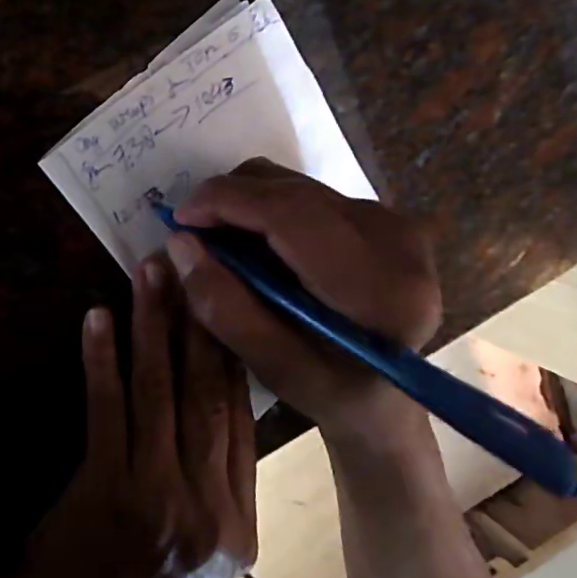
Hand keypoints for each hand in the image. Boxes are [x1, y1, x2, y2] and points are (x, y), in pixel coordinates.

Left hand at [21, 254, 257, 577]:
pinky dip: (103, 358)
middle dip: (200, 322)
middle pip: (210, 393)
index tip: (224, 299)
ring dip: (154, 325)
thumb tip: (227, 386)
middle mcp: (208, 507)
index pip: (244, 418)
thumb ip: (222, 472)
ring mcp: (158, 496)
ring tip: (151, 272)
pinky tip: (100, 317)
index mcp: (240, 520)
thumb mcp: (205, 540)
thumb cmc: (144, 577)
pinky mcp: (106, 487)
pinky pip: (108, 407)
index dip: (233, 352)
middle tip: (191, 262)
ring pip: (161, 391)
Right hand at [165, 158, 442, 445]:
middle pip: (293, 191)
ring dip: (249, 203)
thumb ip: (225, 308)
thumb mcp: (274, 367)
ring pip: (298, 184)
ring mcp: (395, 221)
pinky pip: (310, 191)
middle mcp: (396, 240)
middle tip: (192, 232)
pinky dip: (271, 206)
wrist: (390, 393)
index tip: (180, 219)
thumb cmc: (332, 391)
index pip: (293, 215)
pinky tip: (260, 243)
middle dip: (229, 199)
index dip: (228, 202)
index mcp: (378, 287)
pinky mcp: (385, 214)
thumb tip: (180, 244)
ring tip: (225, 242)